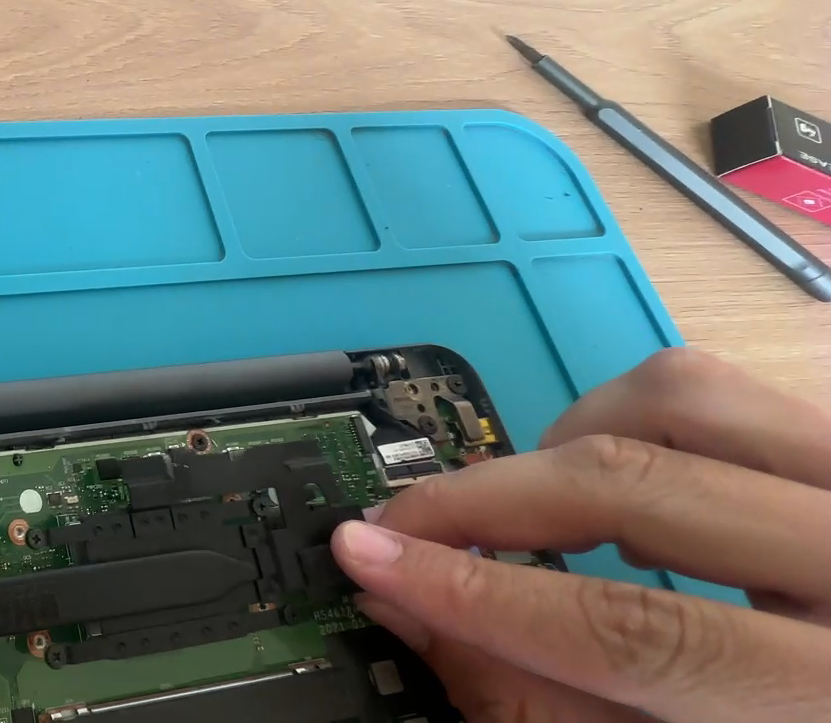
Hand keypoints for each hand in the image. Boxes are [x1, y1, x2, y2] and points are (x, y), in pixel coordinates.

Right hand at [332, 348, 830, 722]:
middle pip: (633, 487)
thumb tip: (405, 608)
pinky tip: (617, 491)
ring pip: (676, 398)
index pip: (637, 630)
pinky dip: (625, 421)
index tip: (367, 556)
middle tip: (401, 525)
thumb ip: (545, 704)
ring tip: (527, 506)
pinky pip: (714, 390)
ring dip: (560, 446)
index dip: (477, 593)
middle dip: (481, 501)